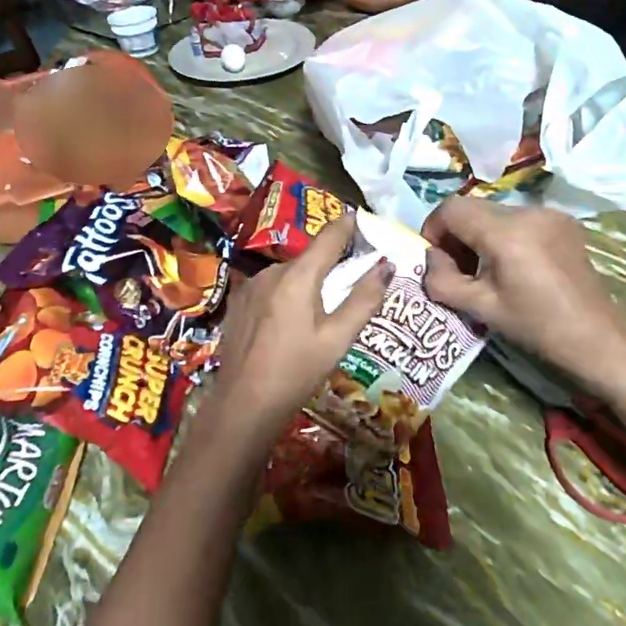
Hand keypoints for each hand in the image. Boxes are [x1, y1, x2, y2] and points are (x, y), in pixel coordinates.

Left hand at [209, 213, 388, 434]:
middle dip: (332, 267)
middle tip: (352, 287)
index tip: (366, 222)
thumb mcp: (337, 340)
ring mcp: (251, 285)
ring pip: (290, 275)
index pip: (329, 236)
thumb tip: (386, 265)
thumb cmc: (296, 372)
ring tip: (321, 316)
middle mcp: (272, 271)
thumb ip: (364, 300)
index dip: (350, 226)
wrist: (243, 403)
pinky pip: (271, 289)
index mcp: (298, 276)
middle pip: (310, 259)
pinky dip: (287, 297)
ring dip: (307, 285)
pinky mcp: (239, 302)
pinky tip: (290, 326)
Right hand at [421, 197, 625, 388]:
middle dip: (456, 234)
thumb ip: (442, 280)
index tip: (437, 259)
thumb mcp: (480, 308)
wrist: (599, 339)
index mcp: (506, 232)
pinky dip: (503, 235)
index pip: (451, 209)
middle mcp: (527, 212)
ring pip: (493, 212)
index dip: (433, 230)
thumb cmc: (537, 327)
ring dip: (479, 234)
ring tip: (486, 270)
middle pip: (472, 208)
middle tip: (459, 269)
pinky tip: (513, 265)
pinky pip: (517, 218)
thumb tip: (431, 258)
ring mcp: (548, 213)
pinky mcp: (562, 221)